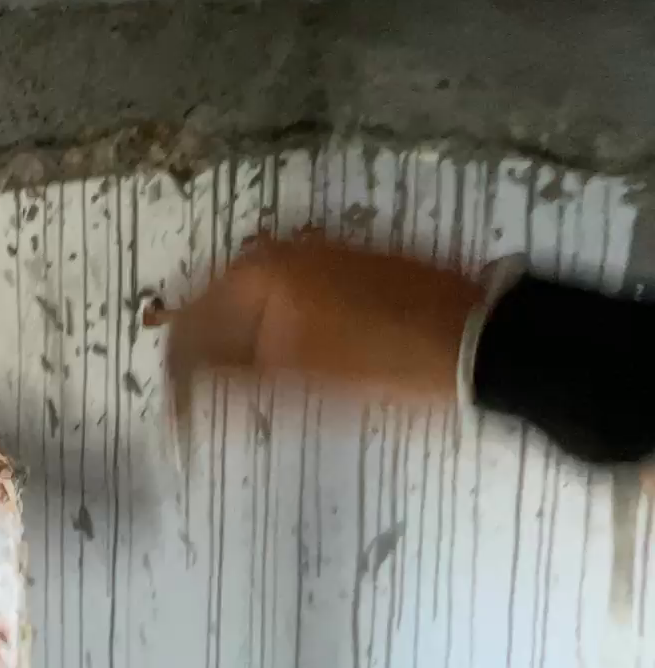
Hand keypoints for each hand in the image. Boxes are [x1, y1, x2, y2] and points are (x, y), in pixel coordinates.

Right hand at [148, 234, 481, 436]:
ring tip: (234, 385)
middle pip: (213, 310)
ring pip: (246, 306)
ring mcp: (307, 259)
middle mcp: (270, 256)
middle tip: (200, 398)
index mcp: (251, 273)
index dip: (178, 370)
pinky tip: (274, 360)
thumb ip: (229, 371)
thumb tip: (182, 384)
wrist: (491, 341)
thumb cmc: (386, 357)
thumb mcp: (298, 371)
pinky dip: (268, 331)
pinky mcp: (337, 270)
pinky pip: (278, 301)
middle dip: (204, 353)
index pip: (189, 323)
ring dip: (235, 344)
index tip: (177, 412)